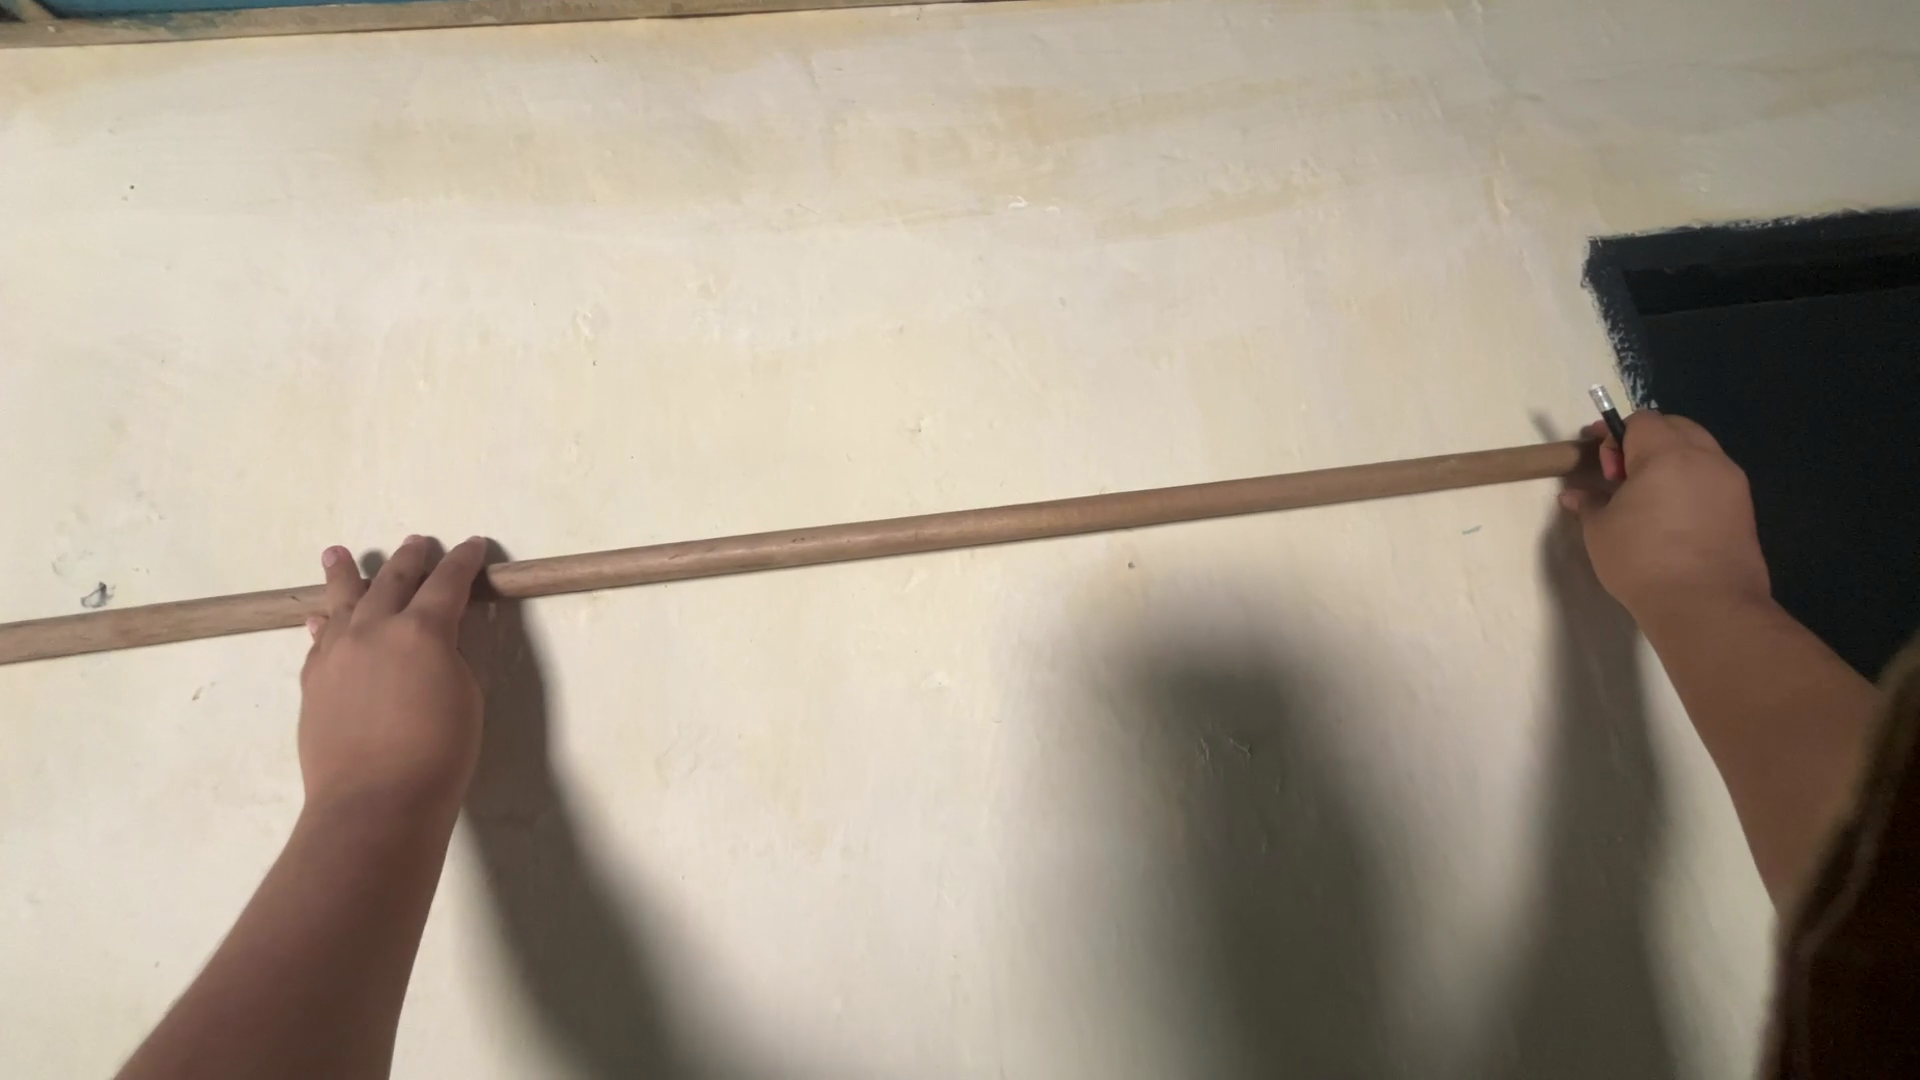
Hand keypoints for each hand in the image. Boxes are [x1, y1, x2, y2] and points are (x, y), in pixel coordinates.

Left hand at [299, 536, 490, 822]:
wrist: (377, 798)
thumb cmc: (443, 746)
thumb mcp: (465, 688)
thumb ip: (448, 654)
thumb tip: (429, 640)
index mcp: (422, 629)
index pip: (448, 582)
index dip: (463, 561)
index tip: (472, 545)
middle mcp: (374, 630)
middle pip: (393, 582)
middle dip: (409, 560)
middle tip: (417, 542)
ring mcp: (336, 654)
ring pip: (343, 602)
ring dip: (346, 575)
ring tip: (338, 552)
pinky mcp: (314, 681)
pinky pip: (320, 639)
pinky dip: (326, 622)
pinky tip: (321, 617)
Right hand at [1559, 411, 1771, 622]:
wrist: (1703, 602)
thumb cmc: (1640, 558)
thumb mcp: (1598, 528)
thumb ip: (1589, 503)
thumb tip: (1576, 495)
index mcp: (1666, 457)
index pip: (1643, 421)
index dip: (1614, 432)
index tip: (1595, 455)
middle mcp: (1706, 460)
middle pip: (1676, 427)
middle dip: (1644, 439)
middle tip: (1617, 471)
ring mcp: (1730, 483)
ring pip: (1698, 450)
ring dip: (1667, 459)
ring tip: (1640, 492)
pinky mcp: (1741, 507)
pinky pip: (1710, 476)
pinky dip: (1685, 479)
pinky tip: (1664, 510)